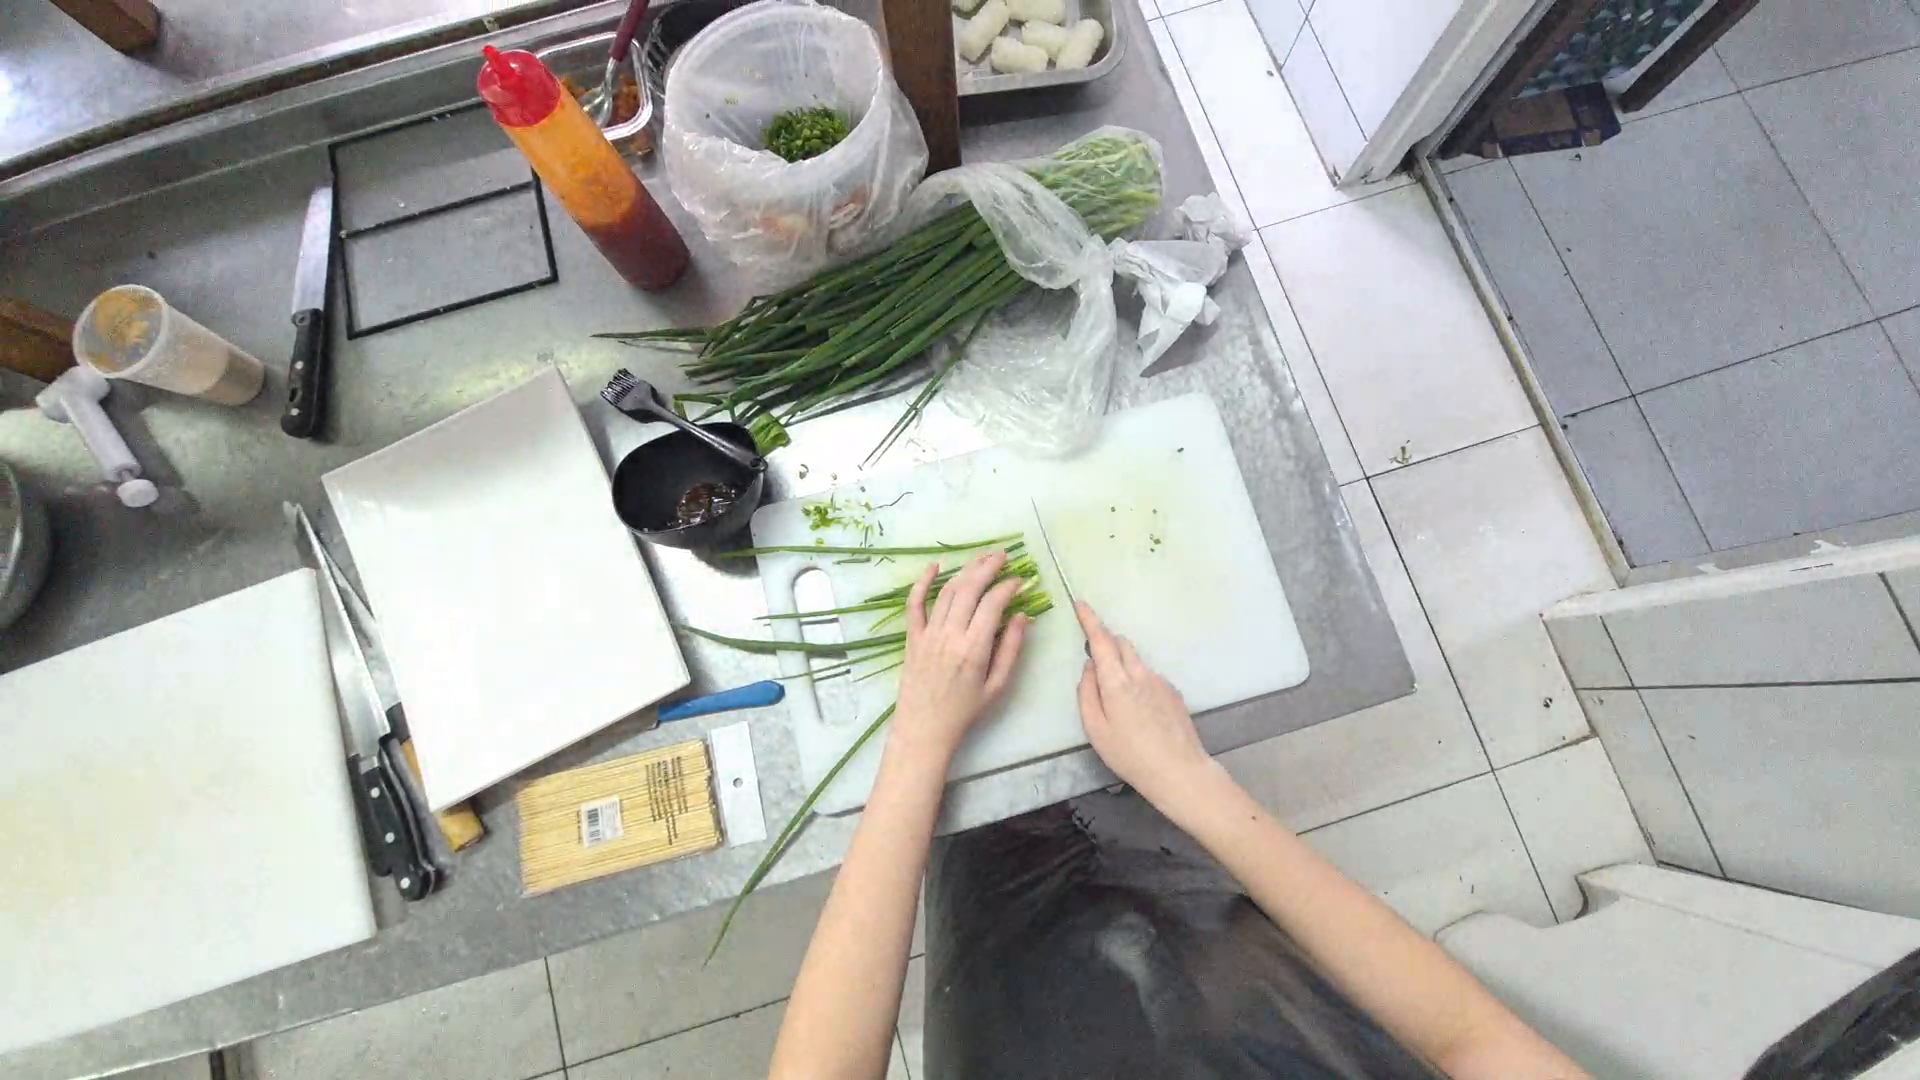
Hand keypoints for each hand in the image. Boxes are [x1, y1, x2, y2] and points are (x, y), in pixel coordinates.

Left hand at [889, 551, 1030, 762]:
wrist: (924, 728)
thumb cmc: (965, 711)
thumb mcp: (997, 686)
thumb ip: (1011, 649)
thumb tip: (1021, 616)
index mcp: (974, 648)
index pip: (993, 603)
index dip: (1008, 587)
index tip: (1021, 580)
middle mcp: (950, 635)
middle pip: (969, 589)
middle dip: (988, 567)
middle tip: (1003, 556)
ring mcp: (928, 633)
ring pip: (947, 591)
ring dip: (965, 570)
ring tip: (982, 559)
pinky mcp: (913, 637)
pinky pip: (915, 604)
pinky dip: (923, 582)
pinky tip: (934, 566)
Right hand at [1076, 602, 1222, 811]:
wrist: (1180, 772)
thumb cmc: (1130, 755)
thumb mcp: (1095, 729)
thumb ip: (1087, 693)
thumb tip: (1090, 668)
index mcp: (1117, 681)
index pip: (1101, 640)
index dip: (1090, 620)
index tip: (1080, 604)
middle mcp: (1140, 673)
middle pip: (1122, 644)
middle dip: (1106, 643)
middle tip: (1095, 664)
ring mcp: (1160, 681)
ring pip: (1136, 661)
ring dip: (1123, 666)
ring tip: (1119, 703)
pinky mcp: (1174, 693)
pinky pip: (1149, 677)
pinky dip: (1138, 682)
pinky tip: (1140, 714)